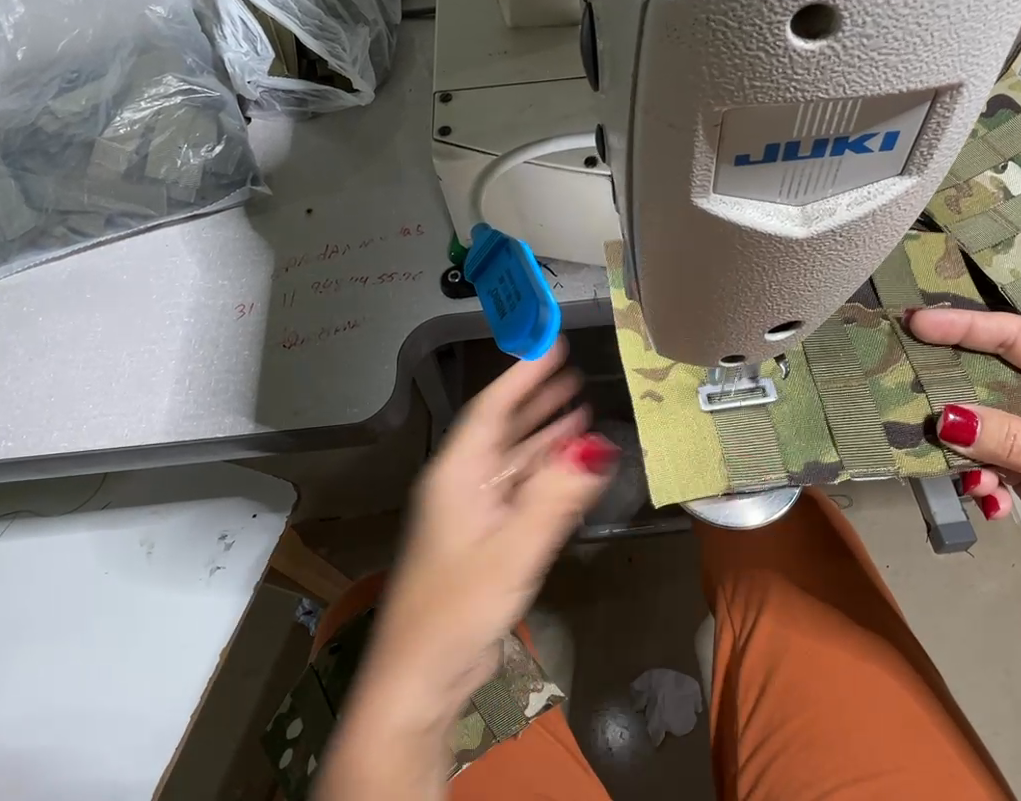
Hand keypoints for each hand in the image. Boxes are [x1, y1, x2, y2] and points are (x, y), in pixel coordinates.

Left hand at [363, 338, 617, 723]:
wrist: (421, 673)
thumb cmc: (458, 606)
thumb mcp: (514, 547)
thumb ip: (557, 495)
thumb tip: (599, 445)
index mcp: (457, 475)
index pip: (492, 408)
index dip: (523, 375)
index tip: (553, 346)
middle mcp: (461, 484)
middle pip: (503, 429)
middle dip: (537, 401)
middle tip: (575, 374)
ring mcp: (471, 513)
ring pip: (512, 461)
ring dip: (544, 436)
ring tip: (580, 410)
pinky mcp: (483, 540)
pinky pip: (518, 491)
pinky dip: (544, 474)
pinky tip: (570, 469)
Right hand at [906, 309, 1020, 593]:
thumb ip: (1009, 439)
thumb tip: (942, 419)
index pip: (1012, 336)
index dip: (963, 326)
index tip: (916, 324)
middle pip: (984, 372)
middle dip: (947, 381)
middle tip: (900, 374)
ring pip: (975, 419)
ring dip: (961, 444)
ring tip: (954, 463)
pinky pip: (980, 458)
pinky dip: (977, 477)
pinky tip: (991, 501)